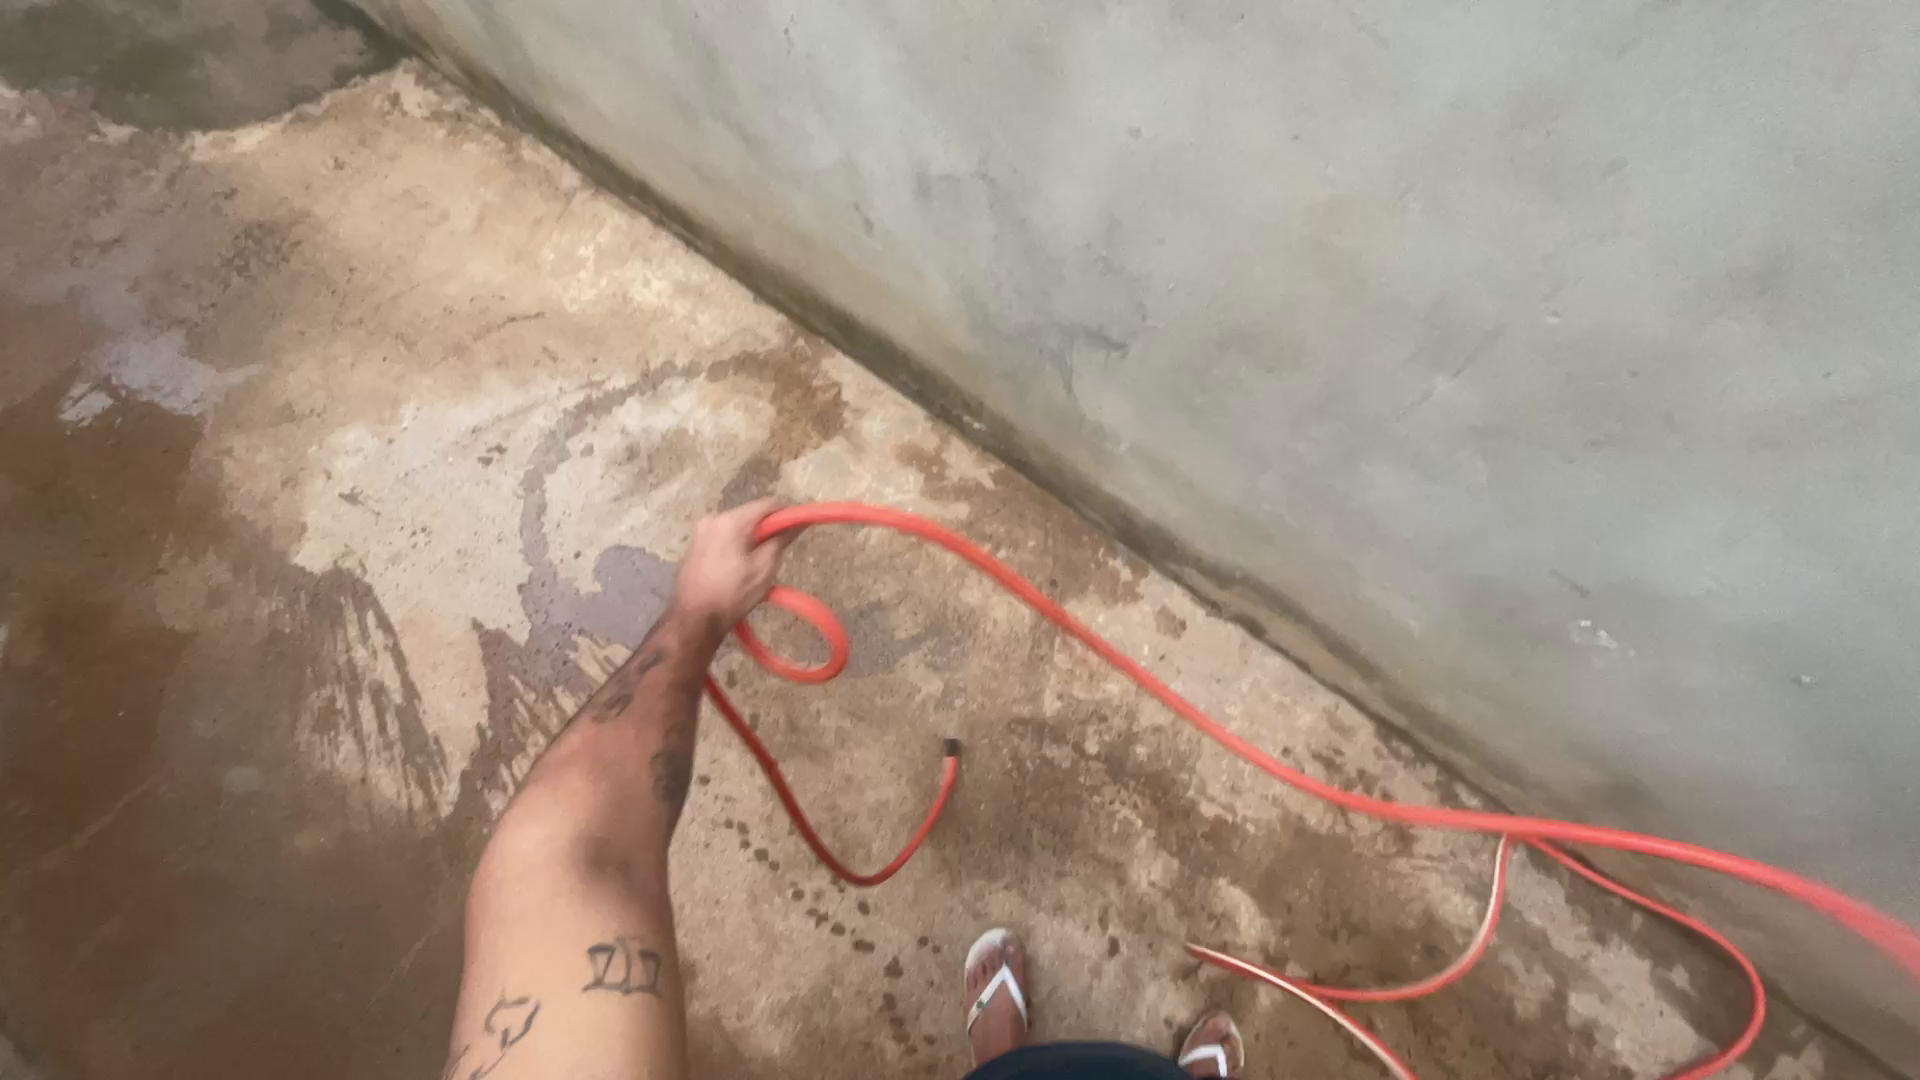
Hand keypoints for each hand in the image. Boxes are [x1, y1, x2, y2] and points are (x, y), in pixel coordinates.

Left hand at [670, 498, 795, 627]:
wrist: (694, 618)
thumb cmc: (733, 594)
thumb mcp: (764, 568)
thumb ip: (781, 539)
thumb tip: (797, 523)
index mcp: (731, 521)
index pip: (768, 504)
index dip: (788, 514)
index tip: (799, 528)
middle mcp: (713, 518)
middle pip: (751, 514)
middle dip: (768, 529)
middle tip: (780, 551)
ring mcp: (701, 530)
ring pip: (738, 526)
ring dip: (753, 538)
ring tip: (760, 563)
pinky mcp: (695, 543)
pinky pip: (725, 535)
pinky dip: (738, 544)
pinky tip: (741, 566)